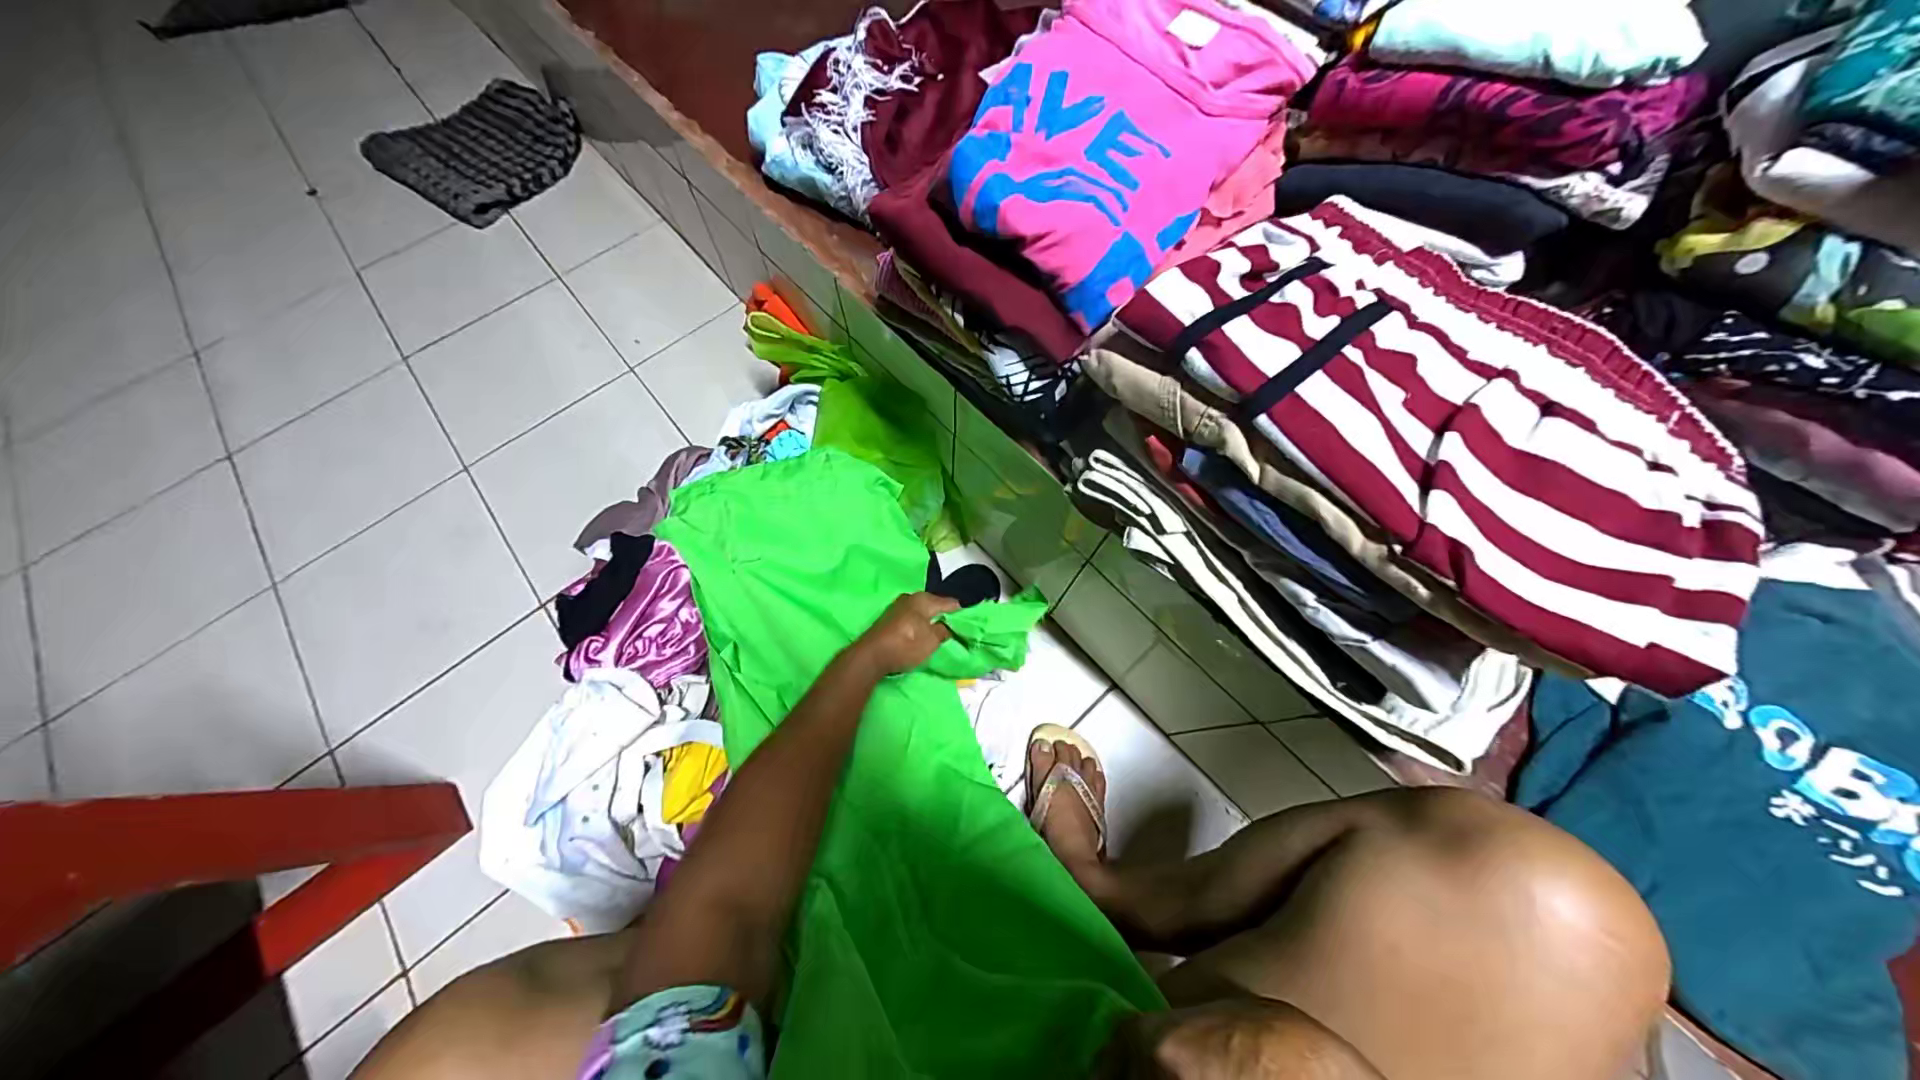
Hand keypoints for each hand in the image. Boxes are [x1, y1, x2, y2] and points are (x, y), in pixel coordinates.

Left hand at [847, 592, 959, 676]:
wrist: (871, 656)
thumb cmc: (905, 645)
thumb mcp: (932, 640)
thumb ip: (944, 631)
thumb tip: (947, 626)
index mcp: (923, 599)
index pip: (949, 602)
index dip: (960, 611)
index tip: (970, 618)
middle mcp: (910, 598)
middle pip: (934, 605)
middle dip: (944, 614)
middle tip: (956, 626)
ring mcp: (898, 607)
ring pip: (922, 611)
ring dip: (931, 619)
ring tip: (941, 631)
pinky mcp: (890, 619)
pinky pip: (912, 618)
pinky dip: (920, 623)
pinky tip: (923, 632)